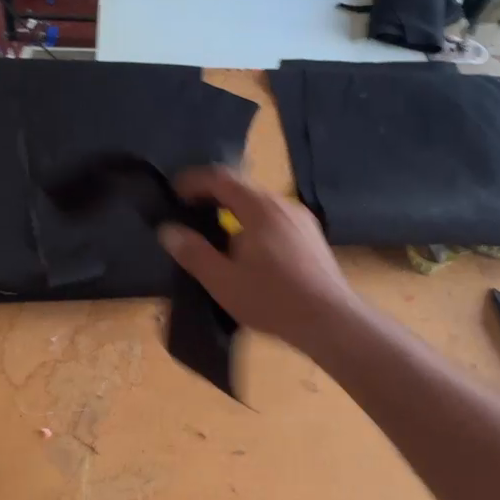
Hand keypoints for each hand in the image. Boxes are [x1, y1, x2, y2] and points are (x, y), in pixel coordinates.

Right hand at [158, 167, 365, 353]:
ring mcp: (302, 220)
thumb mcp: (223, 281)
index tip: (174, 193)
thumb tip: (169, 231)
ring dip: (235, 214)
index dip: (194, 182)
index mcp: (260, 208)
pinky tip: (250, 254)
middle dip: (213, 198)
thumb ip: (194, 253)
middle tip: (190, 214)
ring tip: (217, 238)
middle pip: (242, 189)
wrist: (330, 321)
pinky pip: (276, 220)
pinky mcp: (312, 238)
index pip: (221, 179)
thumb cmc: (273, 300)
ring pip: (261, 206)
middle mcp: (283, 205)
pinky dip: (255, 225)